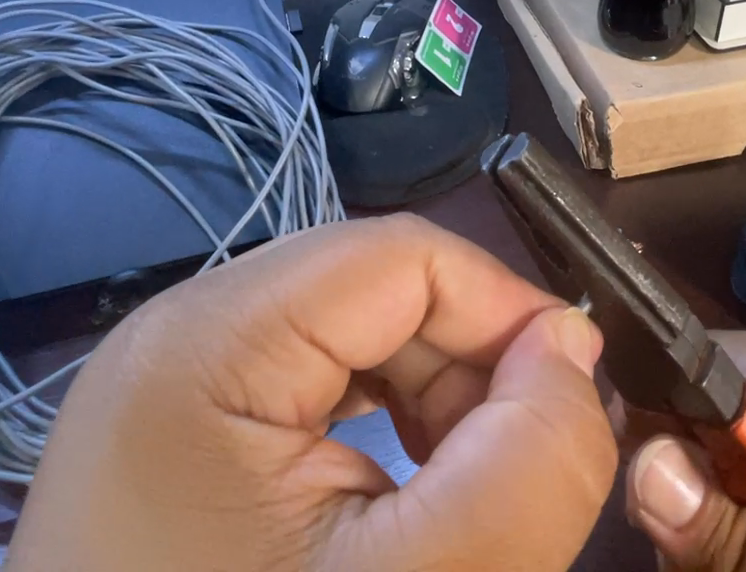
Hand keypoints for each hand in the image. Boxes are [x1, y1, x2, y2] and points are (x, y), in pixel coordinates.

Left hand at [6, 214, 617, 570]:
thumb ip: (527, 462)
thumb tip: (568, 343)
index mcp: (209, 343)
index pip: (402, 256)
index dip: (505, 305)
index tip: (575, 388)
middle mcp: (179, 332)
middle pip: (375, 287)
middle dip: (470, 362)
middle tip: (520, 464)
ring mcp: (171, 376)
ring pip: (353, 329)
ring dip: (434, 393)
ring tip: (463, 488)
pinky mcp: (180, 420)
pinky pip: (315, 377)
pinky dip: (384, 419)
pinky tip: (401, 490)